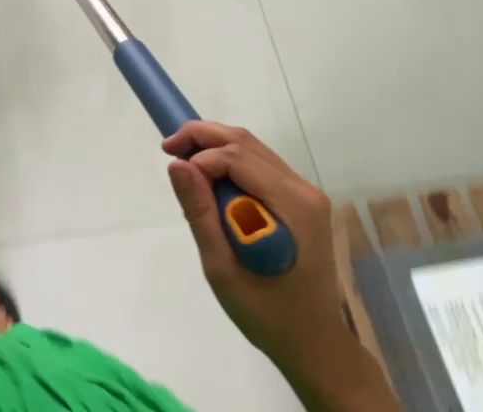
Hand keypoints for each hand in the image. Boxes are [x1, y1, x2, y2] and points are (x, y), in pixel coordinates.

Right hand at [163, 122, 397, 411]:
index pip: (238, 156)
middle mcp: (305, 190)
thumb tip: (177, 164)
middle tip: (168, 147)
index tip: (169, 163)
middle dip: (204, 137)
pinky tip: (210, 180)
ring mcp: (306, 196)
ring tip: (182, 160)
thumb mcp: (223, 268)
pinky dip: (231, 165)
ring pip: (254, 150)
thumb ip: (200, 213)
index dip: (200, 153)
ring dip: (216, 148)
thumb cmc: (267, 314)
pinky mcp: (302, 203)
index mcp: (292, 205)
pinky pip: (261, 169)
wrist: (314, 345)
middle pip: (247, 143)